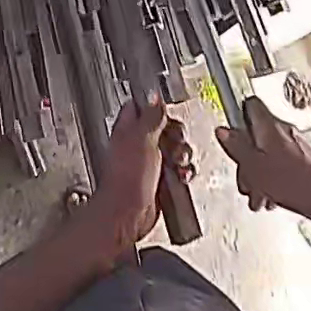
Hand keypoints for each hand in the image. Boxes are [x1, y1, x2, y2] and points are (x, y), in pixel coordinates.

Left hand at [76, 95, 194, 261]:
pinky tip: (181, 176)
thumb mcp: (143, 139)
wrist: (127, 215)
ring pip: (175, 149)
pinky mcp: (160, 181)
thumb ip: (151, 116)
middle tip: (176, 140)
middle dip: (177, 134)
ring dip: (183, 154)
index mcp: (128, 129)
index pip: (143, 107)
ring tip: (179, 161)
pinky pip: (179, 170)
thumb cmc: (127, 178)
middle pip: (165, 128)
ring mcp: (149, 163)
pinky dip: (184, 172)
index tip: (167, 112)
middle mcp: (138, 145)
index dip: (157, 107)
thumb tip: (154, 96)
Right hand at [216, 96, 310, 232]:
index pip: (250, 105)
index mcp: (270, 126)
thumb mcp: (255, 168)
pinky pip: (282, 164)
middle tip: (246, 178)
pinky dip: (274, 179)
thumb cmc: (297, 184)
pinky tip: (274, 197)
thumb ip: (237, 147)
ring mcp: (298, 144)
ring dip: (260, 174)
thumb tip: (223, 131)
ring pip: (268, 153)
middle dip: (247, 159)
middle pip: (256, 135)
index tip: (231, 135)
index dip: (237, 117)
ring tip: (261, 196)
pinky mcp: (307, 159)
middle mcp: (285, 130)